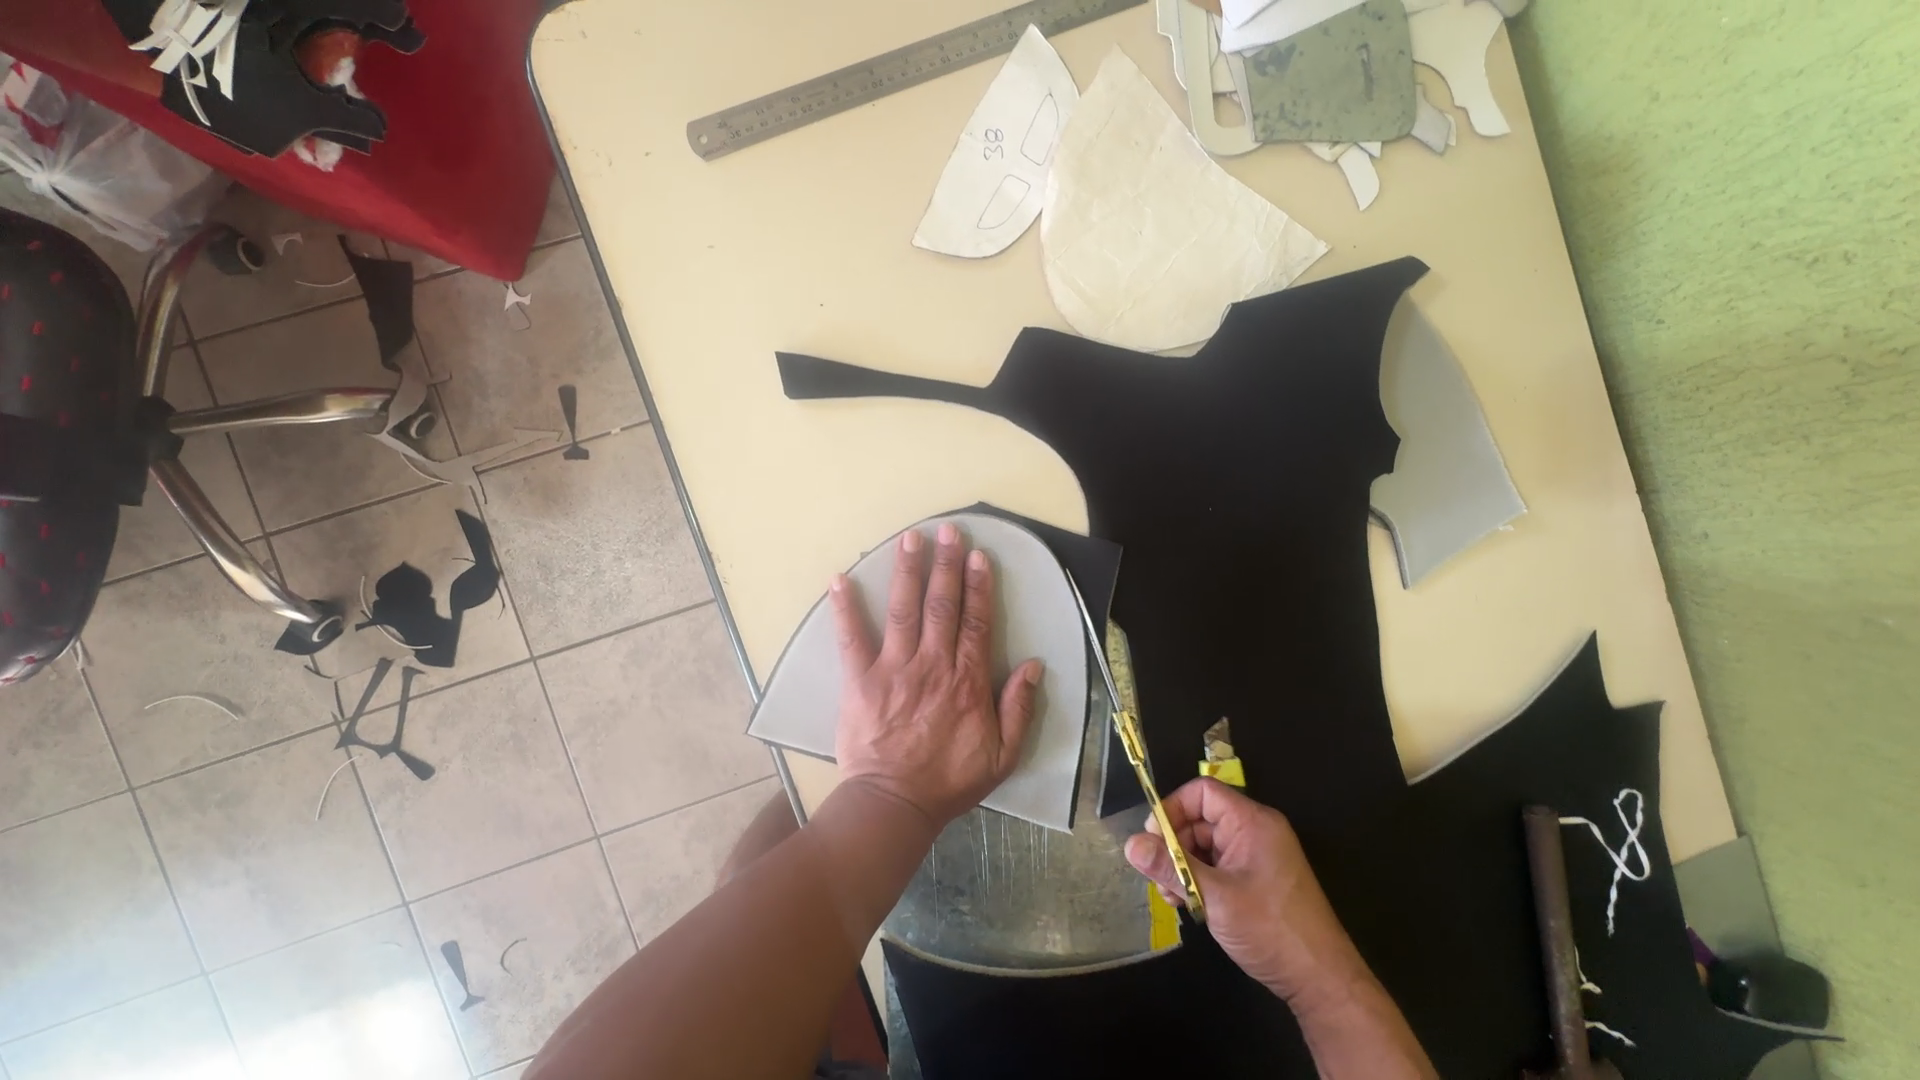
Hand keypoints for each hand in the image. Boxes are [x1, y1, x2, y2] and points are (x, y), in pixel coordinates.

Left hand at [832, 523, 1043, 832]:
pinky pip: (851, 639)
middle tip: (947, 531)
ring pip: (903, 610)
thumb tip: (1032, 665)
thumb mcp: (1003, 754)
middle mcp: (932, 665)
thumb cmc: (950, 781)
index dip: (978, 586)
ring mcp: (894, 670)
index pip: (975, 622)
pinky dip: (844, 609)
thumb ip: (1019, 708)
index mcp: (967, 680)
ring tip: (909, 539)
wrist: (895, 804)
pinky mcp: (860, 681)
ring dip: (907, 572)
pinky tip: (839, 579)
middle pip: (941, 605)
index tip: (978, 556)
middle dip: (946, 565)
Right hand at [1124, 778, 1367, 1005]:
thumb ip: (1170, 868)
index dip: (1173, 808)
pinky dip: (1198, 881)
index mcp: (1252, 822)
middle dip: (1173, 845)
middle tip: (1157, 876)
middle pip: (1200, 820)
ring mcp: (1256, 857)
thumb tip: (1130, 845)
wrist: (1320, 979)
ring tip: (1171, 897)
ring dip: (1182, 868)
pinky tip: (1187, 905)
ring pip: (1204, 846)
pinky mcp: (1255, 880)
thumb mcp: (1213, 897)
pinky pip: (1217, 866)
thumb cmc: (1270, 929)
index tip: (1153, 840)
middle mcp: (1255, 832)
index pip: (1202, 792)